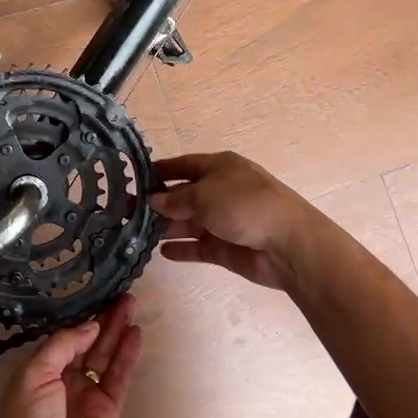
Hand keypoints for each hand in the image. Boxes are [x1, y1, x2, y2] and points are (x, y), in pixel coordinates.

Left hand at [0, 295, 142, 417]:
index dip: (79, 317)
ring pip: (106, 354)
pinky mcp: (109, 411)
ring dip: (118, 330)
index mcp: (38, 371)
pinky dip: (128, 355)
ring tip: (132, 303)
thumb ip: (60, 347)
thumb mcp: (32, 379)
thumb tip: (88, 326)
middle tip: (122, 293)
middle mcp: (63, 379)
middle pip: (88, 341)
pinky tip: (136, 333)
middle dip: (103, 318)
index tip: (95, 292)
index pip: (63, 336)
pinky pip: (119, 376)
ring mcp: (87, 395)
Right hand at [152, 151, 322, 289]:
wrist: (289, 244)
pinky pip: (199, 246)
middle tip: (129, 212)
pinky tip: (163, 252)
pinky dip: (183, 249)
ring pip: (190, 222)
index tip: (136, 178)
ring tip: (139, 234)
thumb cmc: (245, 206)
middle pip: (185, 195)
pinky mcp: (227, 248)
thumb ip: (177, 199)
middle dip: (160, 202)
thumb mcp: (205, 195)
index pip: (184, 165)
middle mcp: (221, 191)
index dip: (161, 170)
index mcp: (220, 168)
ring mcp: (225, 221)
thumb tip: (155, 200)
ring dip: (168, 226)